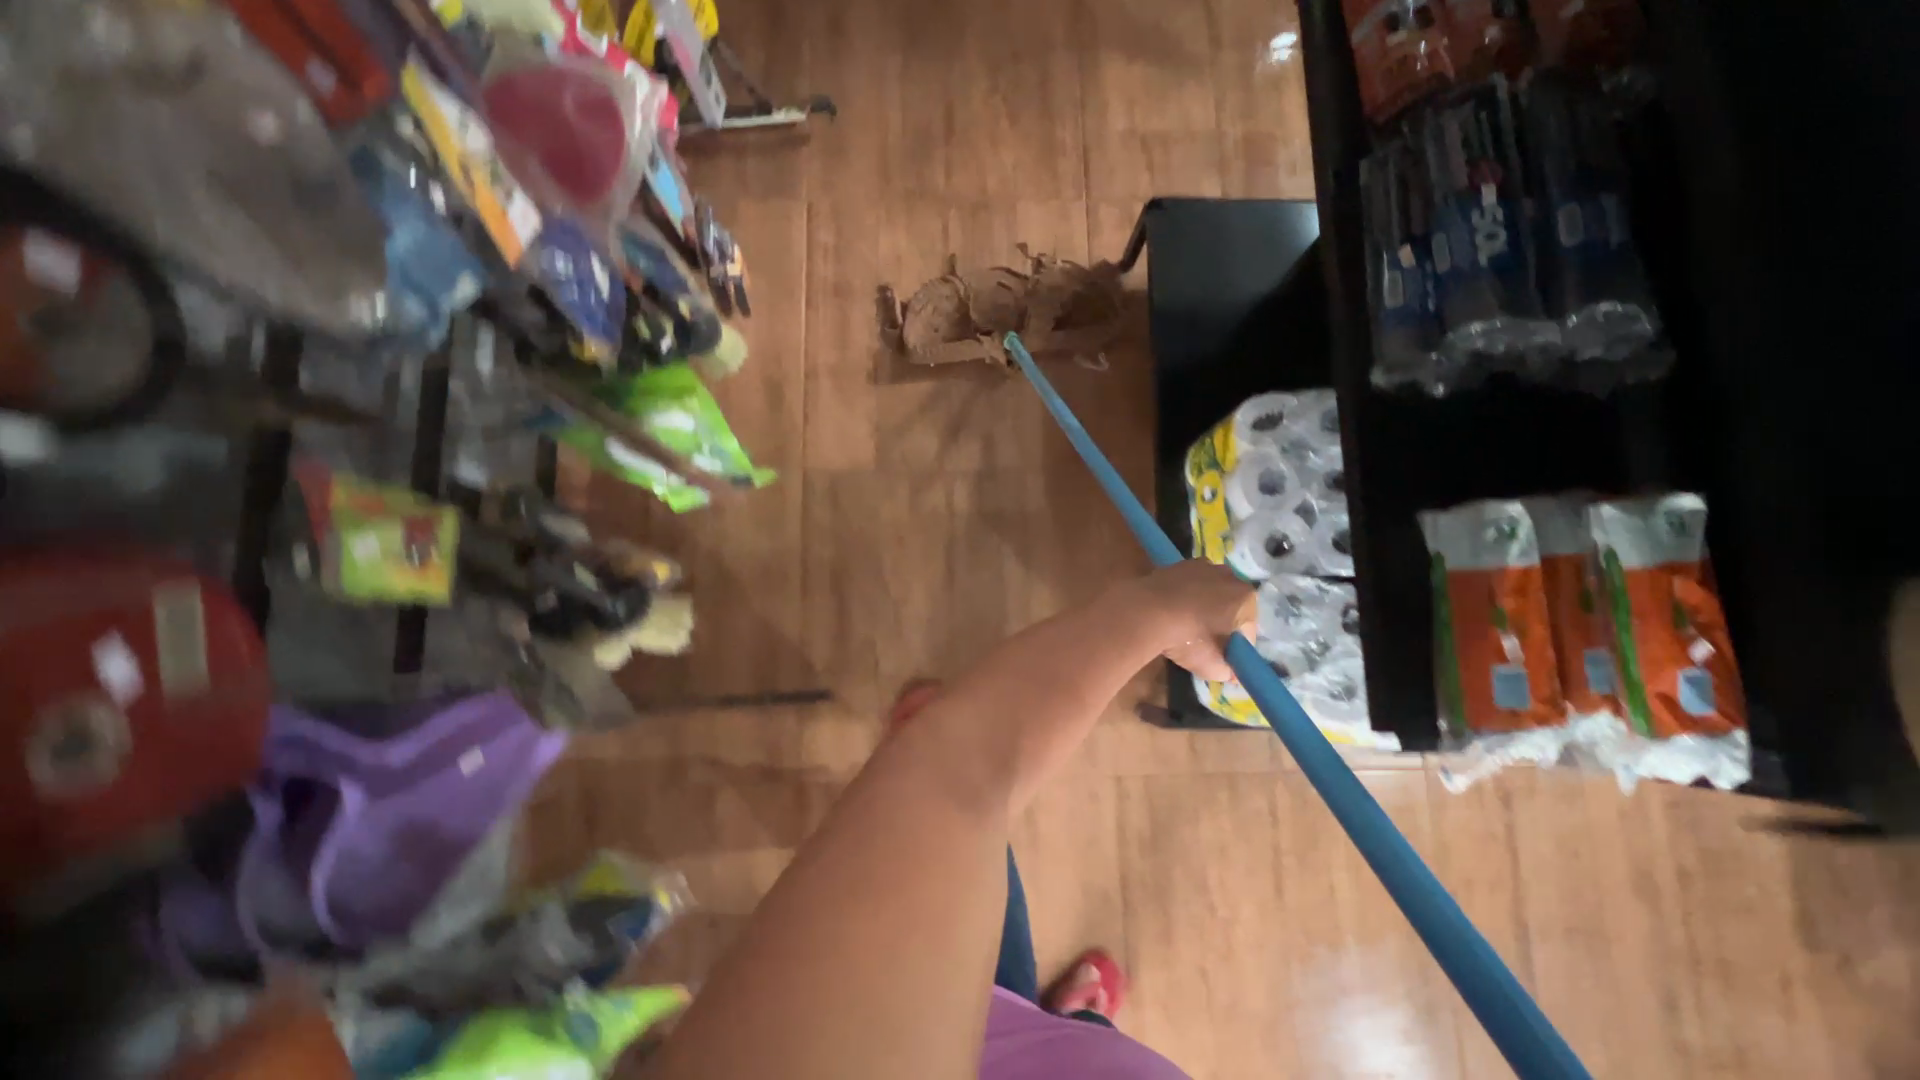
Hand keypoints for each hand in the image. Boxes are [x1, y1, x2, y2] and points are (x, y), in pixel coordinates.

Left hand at [1116, 561, 1256, 682]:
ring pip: (1210, 593)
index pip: (1248, 629)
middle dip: (1222, 623)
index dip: (1238, 647)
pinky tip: (1172, 612)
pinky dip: (1184, 596)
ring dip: (1203, 607)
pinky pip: (1188, 585)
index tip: (1225, 660)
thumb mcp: (1212, 666)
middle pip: (1230, 606)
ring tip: (1186, 627)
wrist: (1146, 611)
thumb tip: (1230, 674)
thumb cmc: (1188, 638)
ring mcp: (1202, 566)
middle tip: (1206, 644)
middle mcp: (1229, 576)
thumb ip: (1227, 671)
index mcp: (1246, 598)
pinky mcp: (1176, 565)